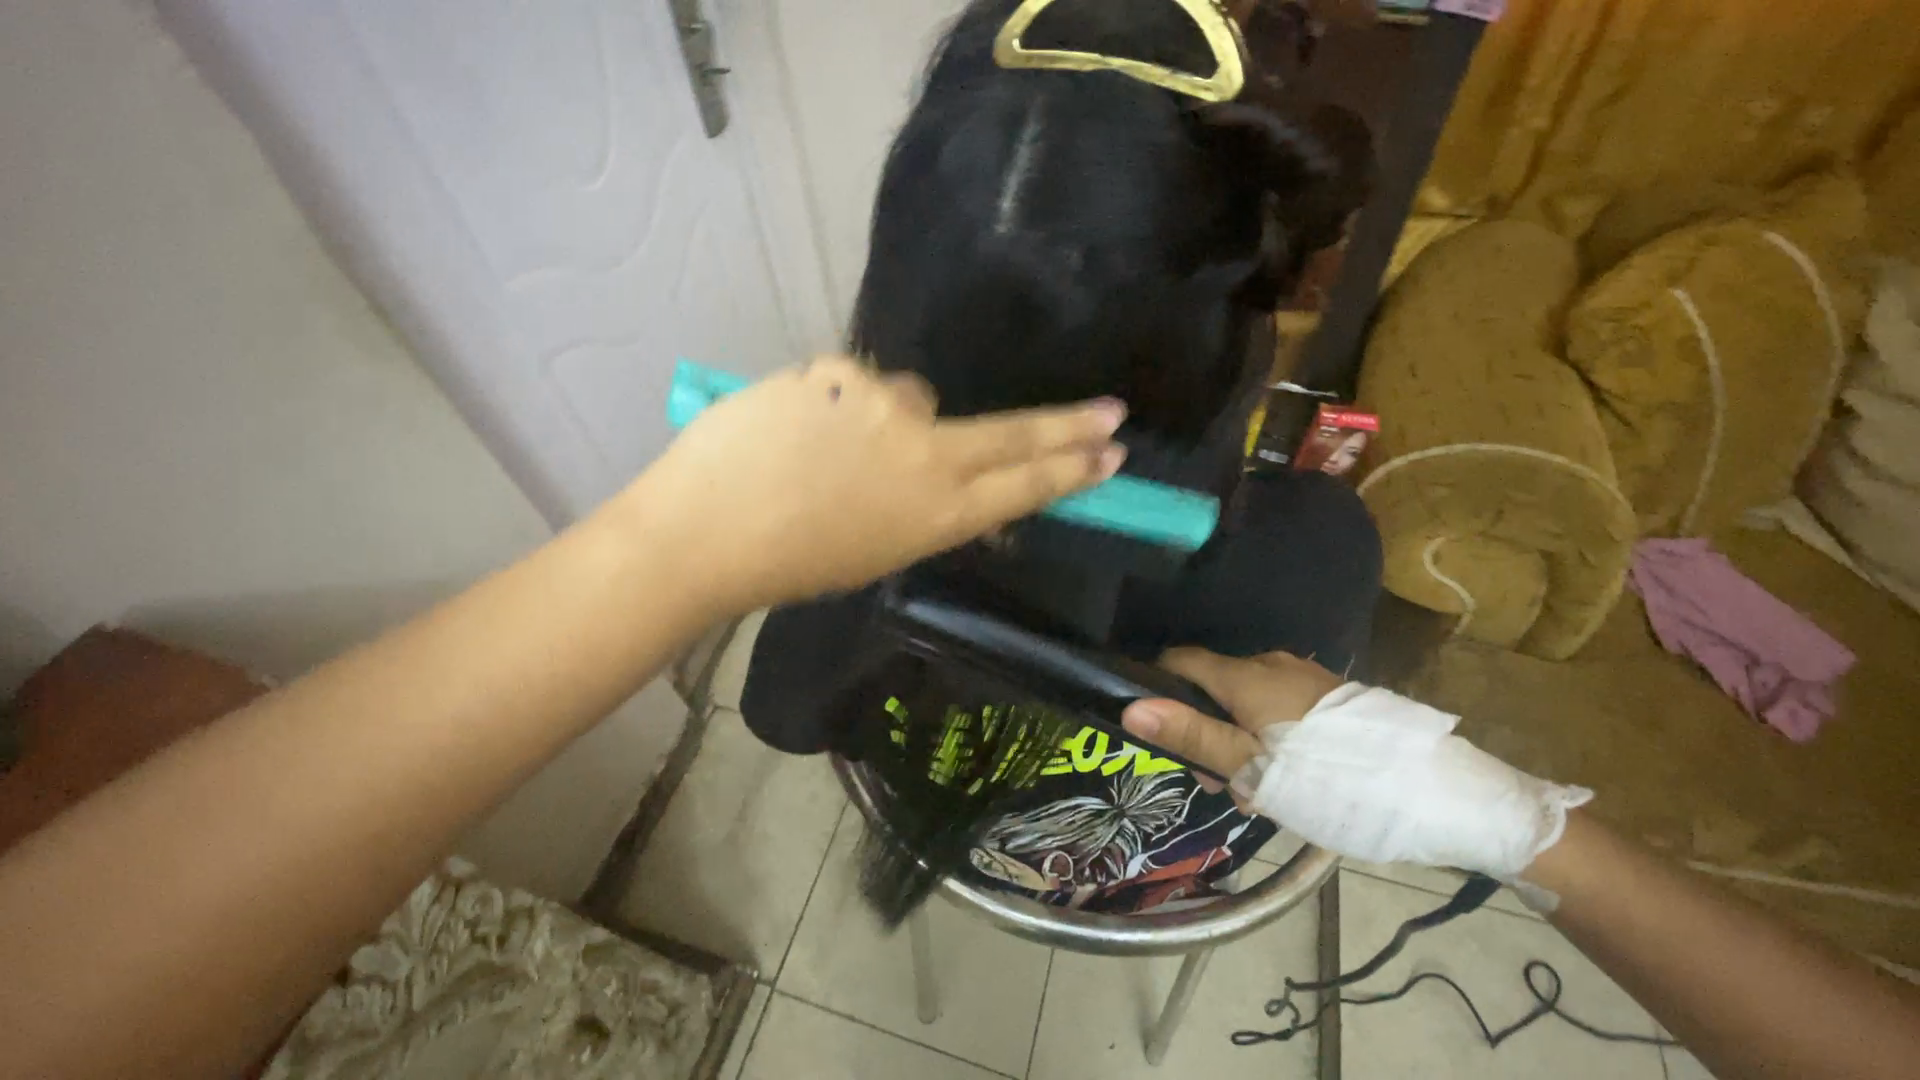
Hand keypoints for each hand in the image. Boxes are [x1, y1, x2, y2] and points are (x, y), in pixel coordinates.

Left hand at [624, 357, 1126, 613]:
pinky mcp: (839, 372)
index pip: (1023, 484)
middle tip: (1108, 413)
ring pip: (911, 399)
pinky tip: (799, 430)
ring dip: (890, 419)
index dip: (1070, 469)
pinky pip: (855, 385)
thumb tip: (954, 483)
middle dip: (1066, 427)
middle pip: (1010, 434)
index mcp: (936, 514)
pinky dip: (838, 405)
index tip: (1110, 452)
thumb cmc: (790, 563)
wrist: (704, 532)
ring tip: (830, 453)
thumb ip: (927, 512)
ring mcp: (886, 407)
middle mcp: (927, 456)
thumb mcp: (878, 553)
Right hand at [1122, 649, 1590, 879]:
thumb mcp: (1252, 770)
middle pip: (1213, 687)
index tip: (1160, 735)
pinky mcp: (1333, 698)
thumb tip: (1130, 707)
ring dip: (1239, 742)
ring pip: (1247, 703)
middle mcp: (1272, 664)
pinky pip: (1280, 709)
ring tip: (1263, 796)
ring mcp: (1306, 678)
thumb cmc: (1331, 784)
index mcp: (1246, 676)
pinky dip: (1271, 739)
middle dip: (1205, 732)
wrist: (1437, 795)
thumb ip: (1191, 736)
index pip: (1177, 659)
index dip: (1156, 689)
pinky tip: (1294, 781)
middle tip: (1224, 787)